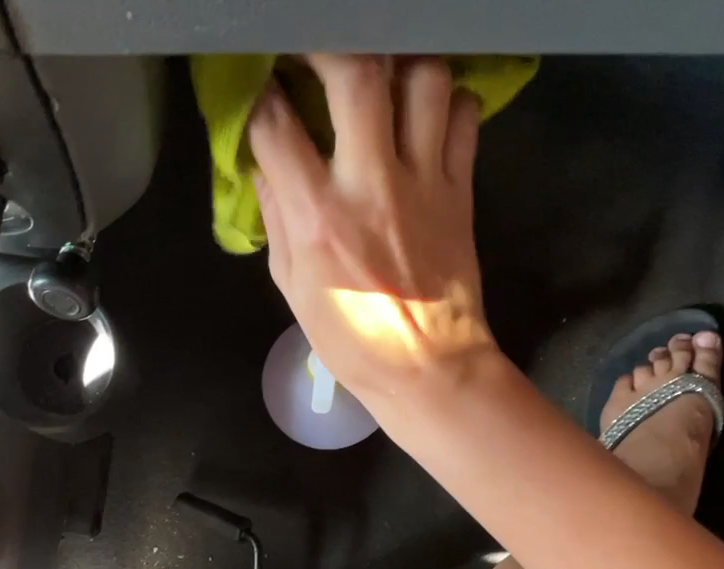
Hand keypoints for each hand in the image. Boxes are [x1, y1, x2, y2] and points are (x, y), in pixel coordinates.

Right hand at [248, 55, 497, 401]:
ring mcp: (423, 181)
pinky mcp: (460, 188)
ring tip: (381, 77)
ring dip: (398, 65)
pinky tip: (424, 115)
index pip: (277, 125)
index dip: (260, 94)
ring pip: (422, 79)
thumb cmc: (351, 340)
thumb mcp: (292, 287)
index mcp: (318, 216)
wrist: (428, 367)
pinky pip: (463, 114)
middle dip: (329, 46)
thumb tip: (263, 166)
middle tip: (317, 51)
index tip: (260, 85)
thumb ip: (277, 218)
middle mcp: (370, 184)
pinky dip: (445, 100)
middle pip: (356, 73)